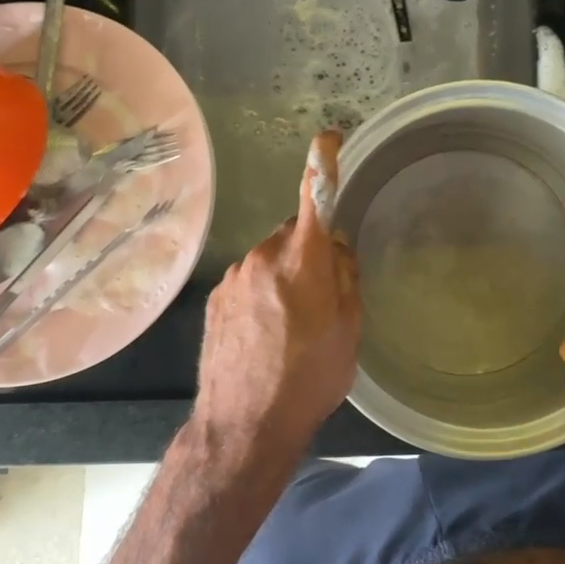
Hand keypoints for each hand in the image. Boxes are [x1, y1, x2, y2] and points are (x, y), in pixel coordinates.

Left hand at [194, 130, 361, 455]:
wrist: (243, 425)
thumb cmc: (309, 378)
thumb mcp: (349, 331)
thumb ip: (345, 278)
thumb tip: (336, 248)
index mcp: (302, 259)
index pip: (313, 194)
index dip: (323, 161)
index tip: (329, 139)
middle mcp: (262, 257)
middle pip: (291, 235)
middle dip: (308, 253)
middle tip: (323, 296)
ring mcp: (233, 277)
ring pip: (269, 261)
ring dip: (284, 277)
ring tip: (292, 327)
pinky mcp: (215, 299)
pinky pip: (249, 281)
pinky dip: (262, 295)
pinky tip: (267, 335)